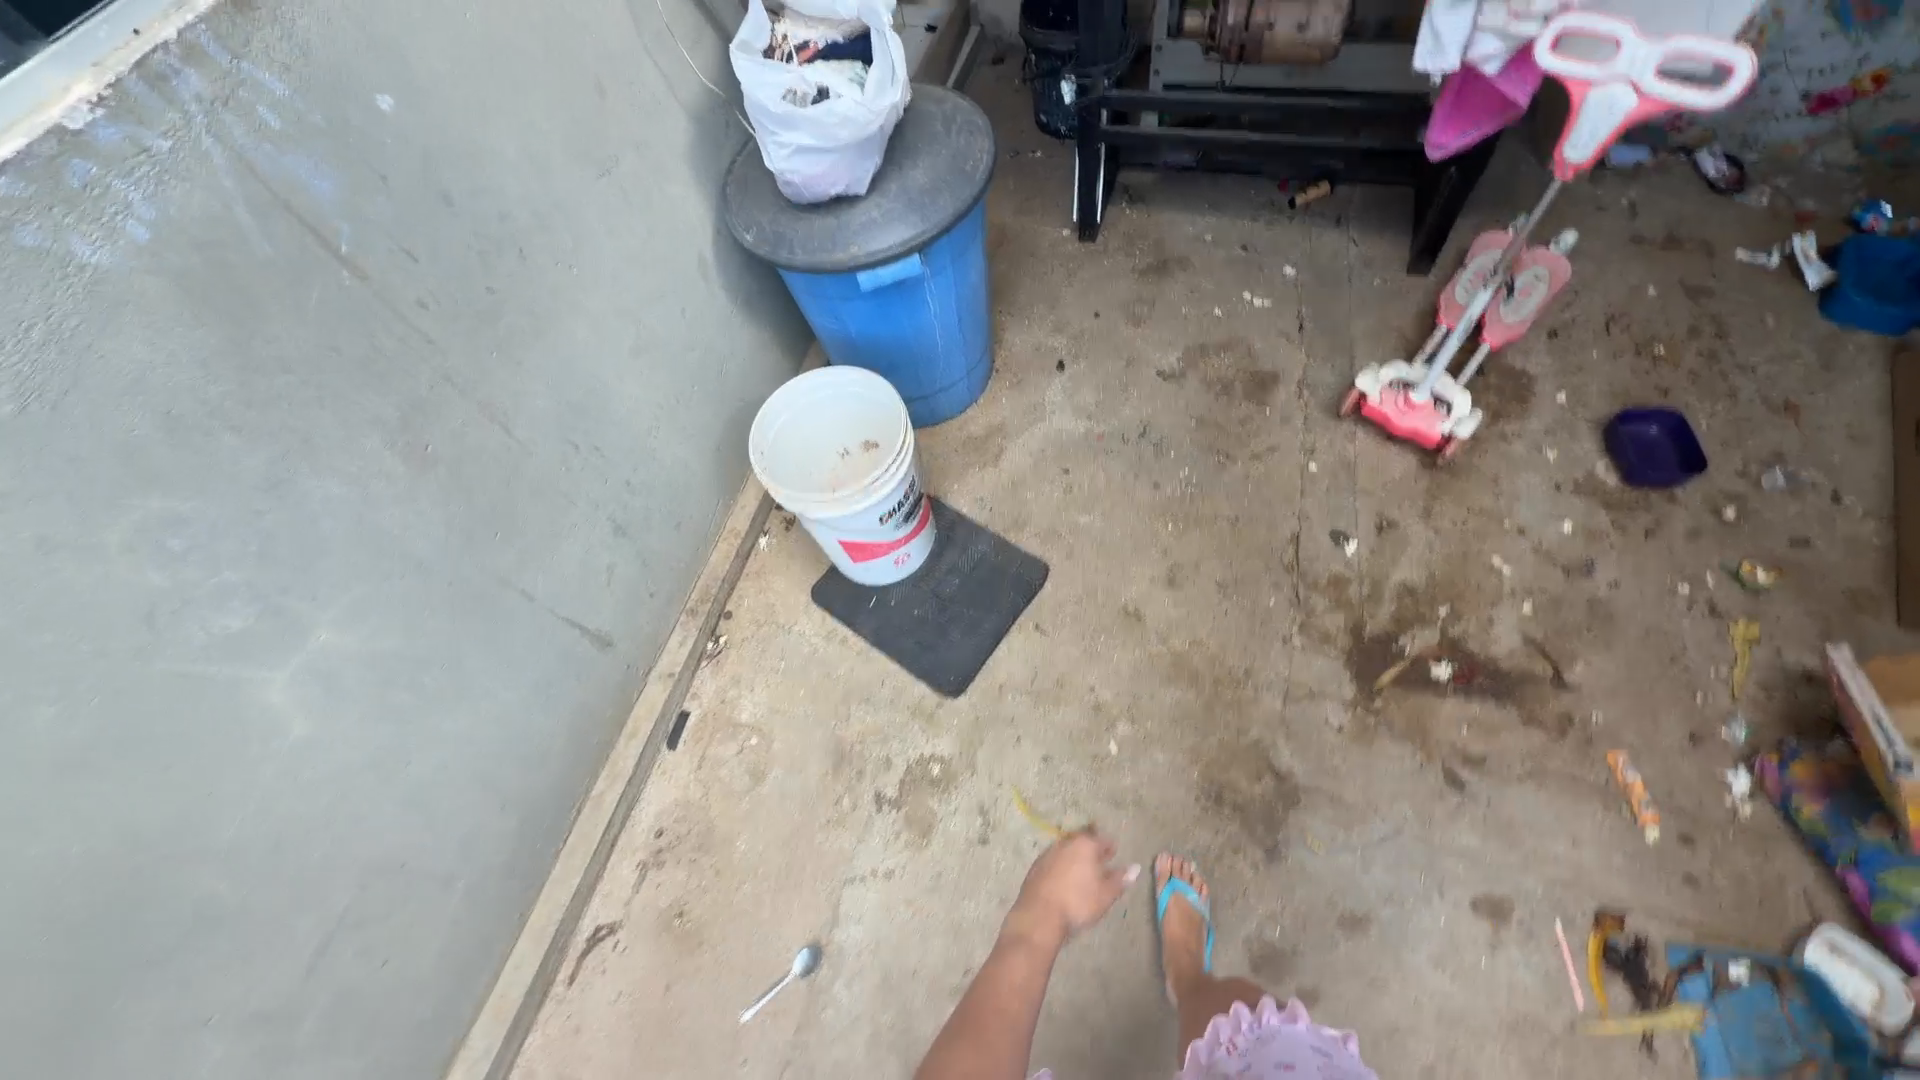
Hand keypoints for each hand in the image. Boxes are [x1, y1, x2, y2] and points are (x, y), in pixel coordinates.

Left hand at [1004, 829, 1139, 947]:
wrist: (1039, 914)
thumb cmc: (1078, 902)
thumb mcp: (1106, 894)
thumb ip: (1121, 879)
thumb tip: (1136, 867)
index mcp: (1085, 845)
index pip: (1102, 840)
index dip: (1110, 847)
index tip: (1114, 853)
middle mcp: (1066, 843)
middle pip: (1082, 842)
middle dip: (1092, 850)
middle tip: (1099, 861)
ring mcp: (1048, 853)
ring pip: (1067, 850)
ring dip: (1075, 858)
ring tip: (1083, 871)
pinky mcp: (1036, 866)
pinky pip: (1054, 861)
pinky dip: (1062, 866)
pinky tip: (1064, 879)